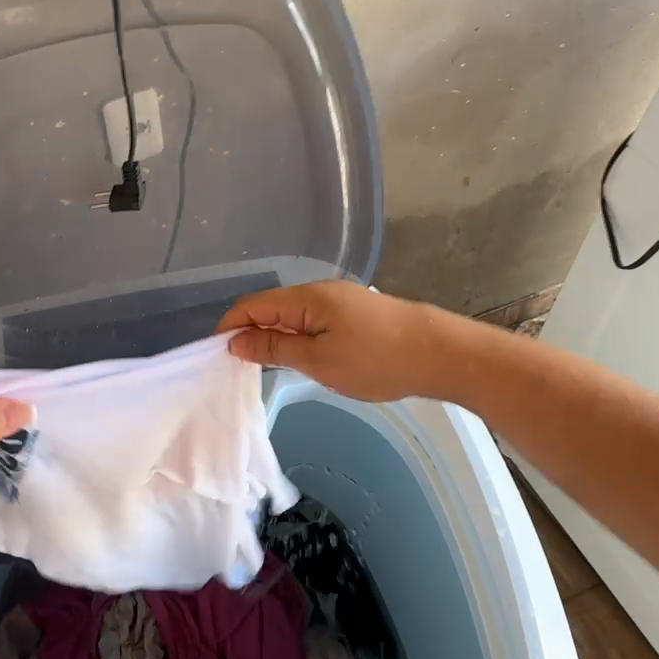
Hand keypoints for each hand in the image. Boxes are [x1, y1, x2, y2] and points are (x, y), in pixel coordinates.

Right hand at [216, 281, 474, 402]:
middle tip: (238, 366)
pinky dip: (297, 336)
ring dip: (274, 335)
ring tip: (267, 366)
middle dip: (249, 331)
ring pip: (293, 314)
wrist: (443, 354)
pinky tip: (301, 358)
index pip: (252, 305)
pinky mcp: (356, 313)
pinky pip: (313, 320)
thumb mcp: (319, 361)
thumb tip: (237, 341)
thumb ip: (276, 348)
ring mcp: (340, 300)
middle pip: (271, 306)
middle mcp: (319, 291)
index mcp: (306, 298)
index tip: (216, 355)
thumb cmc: (378, 360)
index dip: (230, 326)